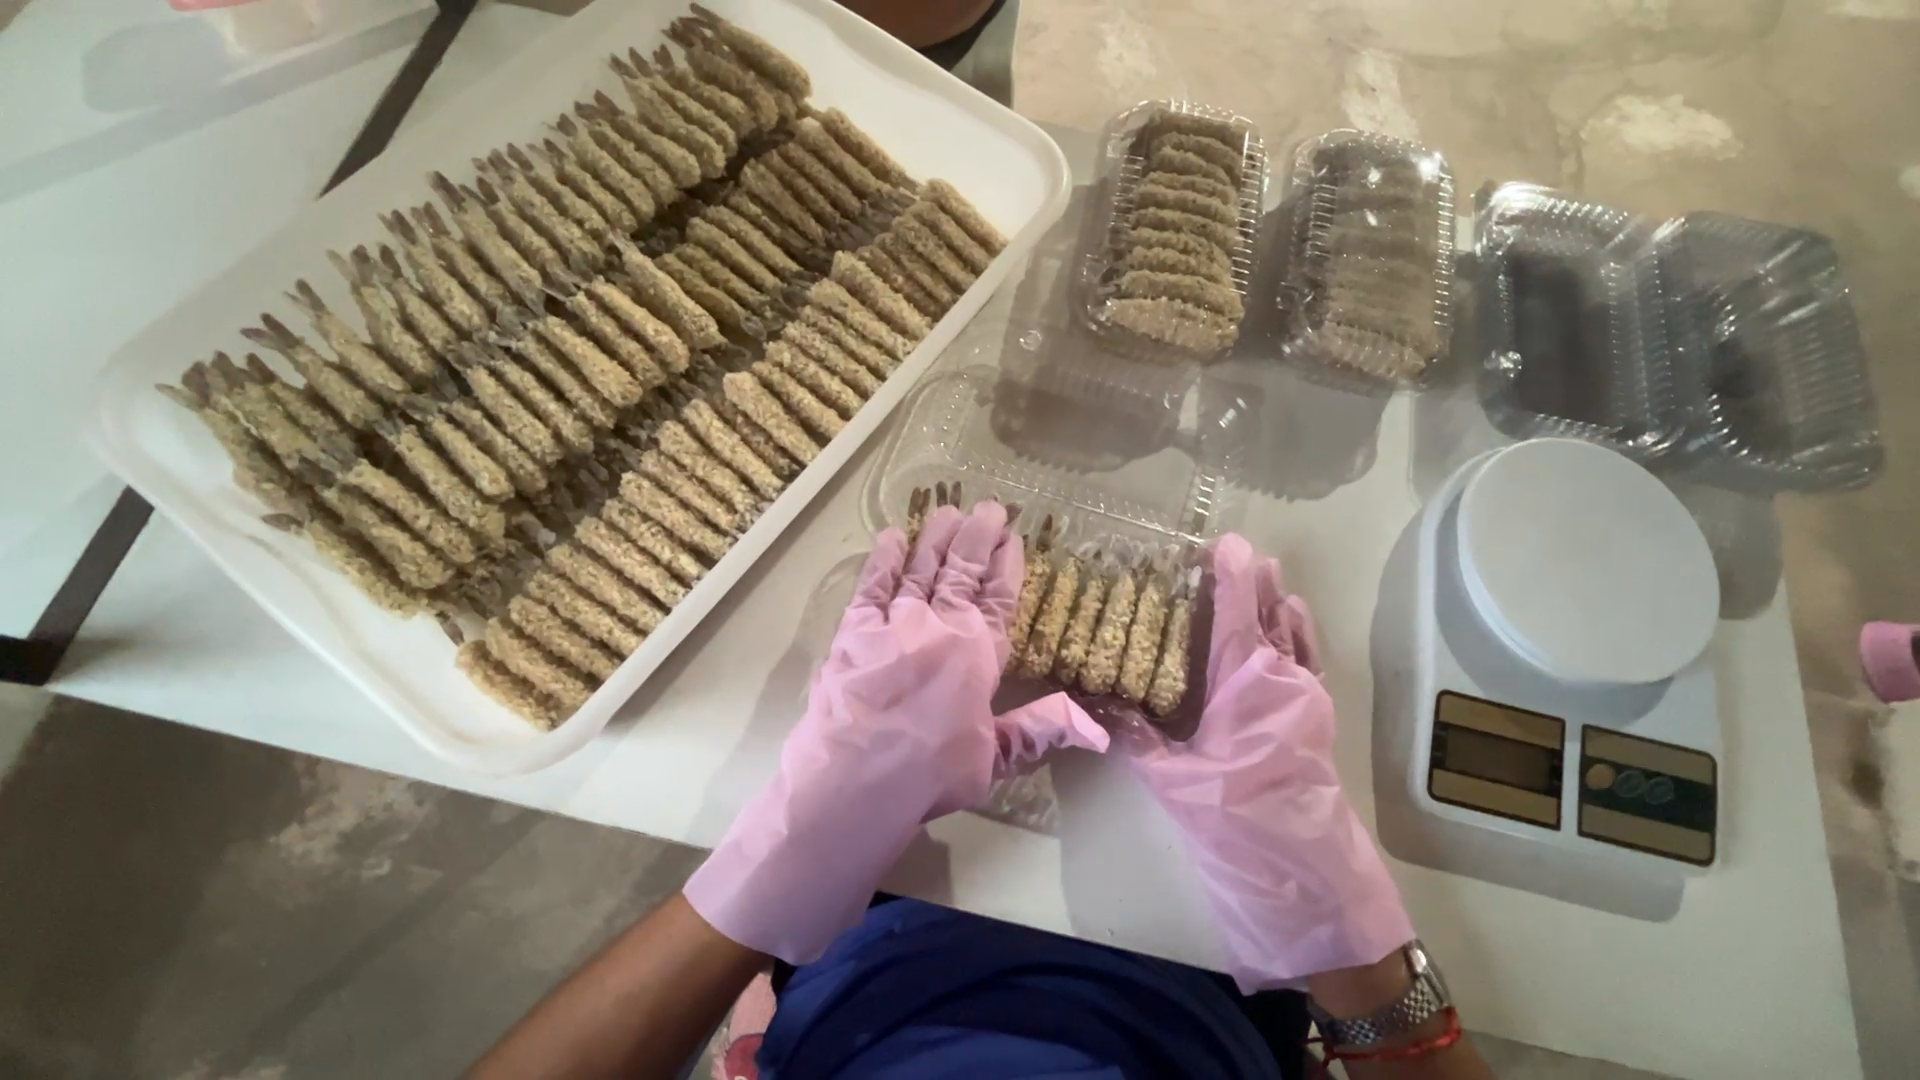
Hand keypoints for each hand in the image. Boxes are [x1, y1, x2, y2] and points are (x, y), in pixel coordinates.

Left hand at [685, 501, 1107, 962]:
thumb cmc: (932, 773)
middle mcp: (942, 625)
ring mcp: (896, 622)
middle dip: (978, 537)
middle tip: (988, 507)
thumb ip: (1041, 731)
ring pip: (923, 567)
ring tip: (947, 510)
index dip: (1008, 567)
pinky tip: (892, 537)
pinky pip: (872, 584)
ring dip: (936, 537)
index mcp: (979, 653)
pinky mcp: (855, 629)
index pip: (1001, 599)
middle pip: (964, 571)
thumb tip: (1101, 729)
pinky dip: (884, 559)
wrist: (857, 778)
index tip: (1014, 538)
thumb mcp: (995, 758)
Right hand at [1119, 534, 1412, 991]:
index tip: (1224, 541)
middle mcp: (1285, 679)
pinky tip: (1290, 635)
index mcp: (1248, 681)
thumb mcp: (1174, 780)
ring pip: (1297, 635)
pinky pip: (1310, 661)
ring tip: (1268, 580)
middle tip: (1238, 556)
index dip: (1230, 573)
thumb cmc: (1239, 821)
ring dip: (1281, 606)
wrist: (1311, 880)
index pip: (1237, 613)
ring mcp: (1309, 700)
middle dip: (1258, 582)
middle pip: (1273, 615)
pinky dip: (1298, 636)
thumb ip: (1135, 736)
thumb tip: (1092, 704)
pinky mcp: (1318, 723)